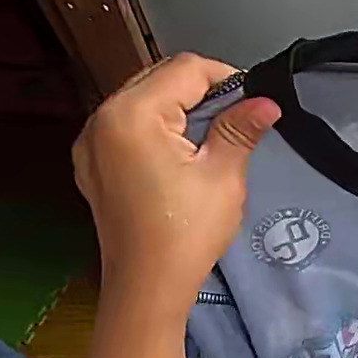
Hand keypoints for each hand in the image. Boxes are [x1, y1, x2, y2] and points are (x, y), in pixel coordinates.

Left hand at [73, 53, 279, 309]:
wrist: (147, 288)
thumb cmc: (187, 234)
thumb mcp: (222, 176)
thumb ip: (239, 129)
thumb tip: (266, 101)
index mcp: (132, 114)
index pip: (185, 69)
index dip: (226, 77)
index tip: (252, 101)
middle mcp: (101, 119)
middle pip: (158, 78)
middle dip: (200, 91)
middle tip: (235, 119)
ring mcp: (90, 142)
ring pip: (141, 101)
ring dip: (177, 108)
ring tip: (209, 138)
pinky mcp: (91, 165)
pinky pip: (126, 127)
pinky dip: (154, 128)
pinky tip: (177, 155)